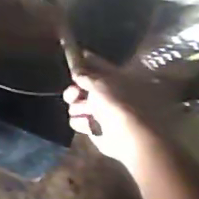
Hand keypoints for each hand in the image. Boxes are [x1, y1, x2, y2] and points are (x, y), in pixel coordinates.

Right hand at [62, 56, 176, 171]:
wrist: (129, 137)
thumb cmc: (117, 104)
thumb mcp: (99, 83)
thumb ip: (84, 74)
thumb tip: (76, 70)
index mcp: (113, 77)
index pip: (95, 63)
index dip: (81, 61)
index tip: (70, 60)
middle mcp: (107, 92)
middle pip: (82, 86)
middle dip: (74, 90)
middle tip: (74, 94)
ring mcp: (101, 110)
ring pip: (77, 104)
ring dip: (77, 107)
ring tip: (86, 112)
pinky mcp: (94, 127)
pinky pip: (78, 120)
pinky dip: (81, 122)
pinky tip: (88, 124)